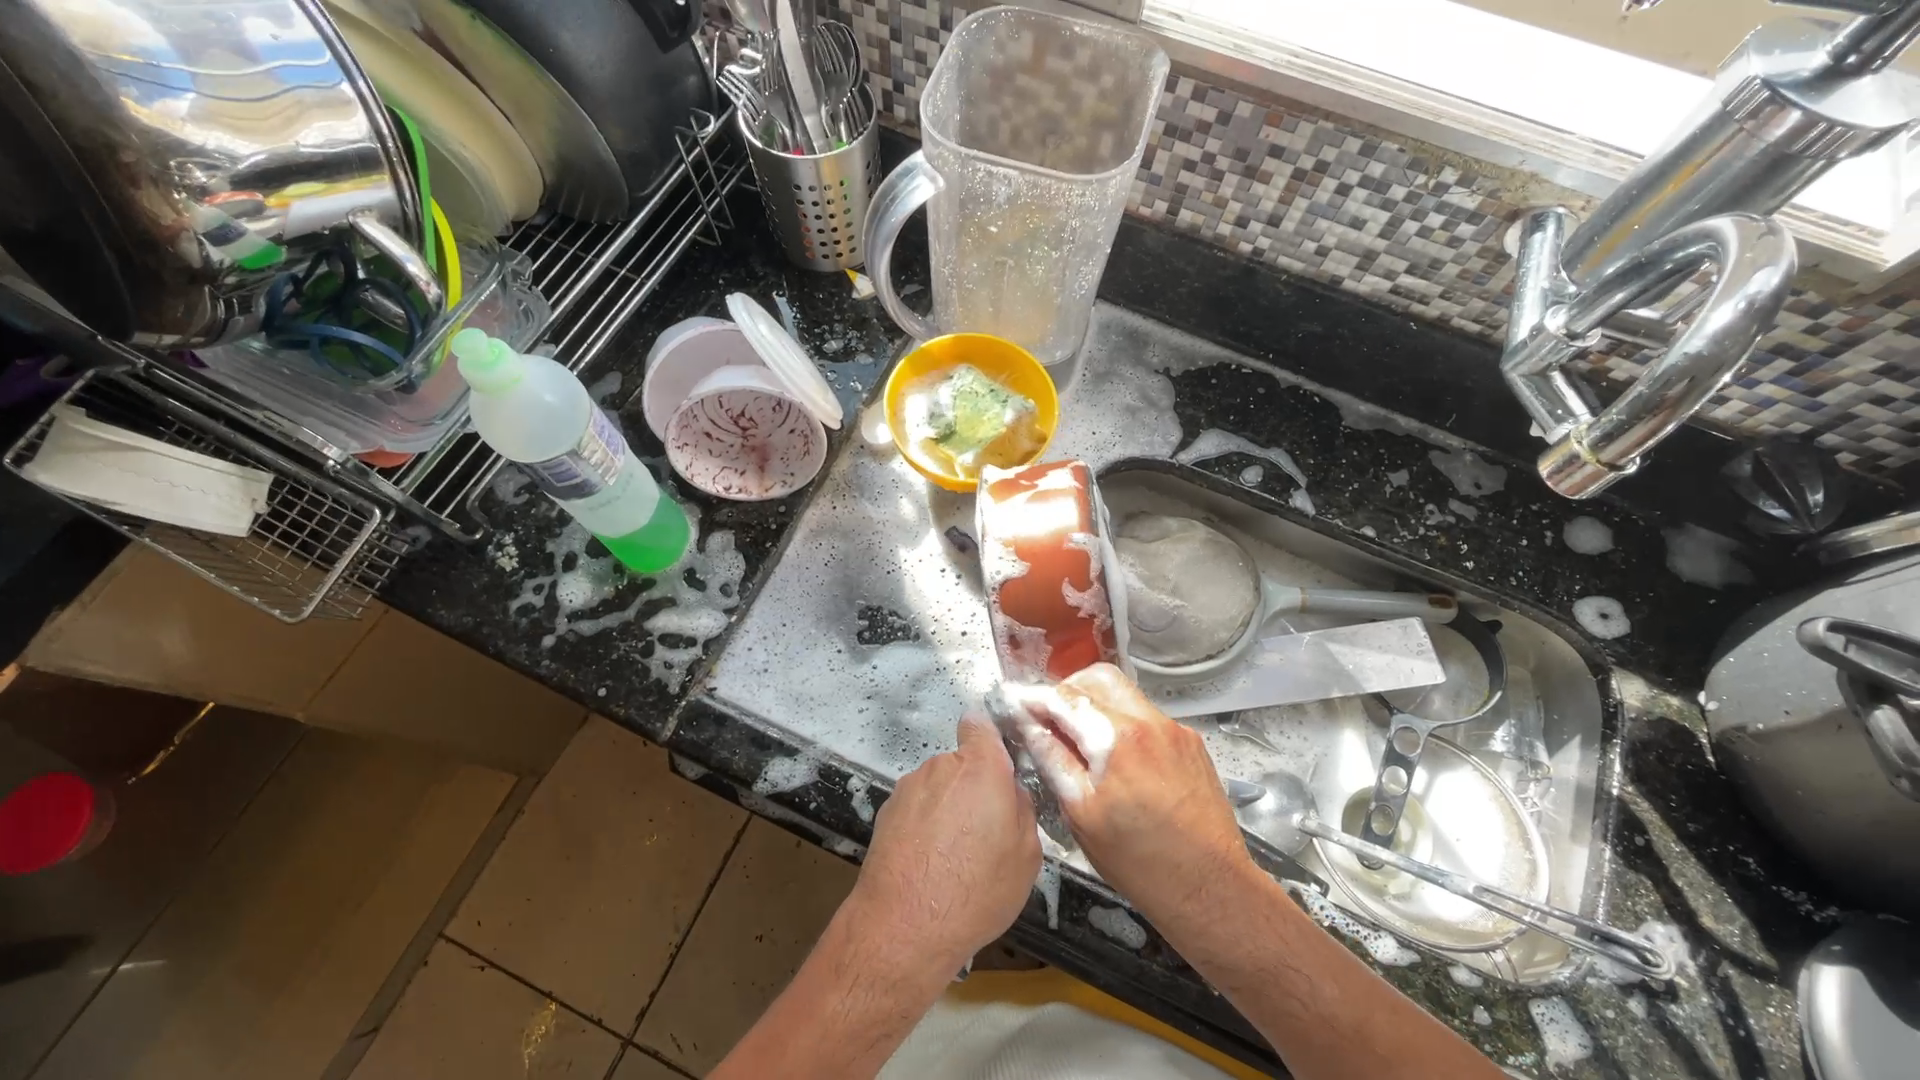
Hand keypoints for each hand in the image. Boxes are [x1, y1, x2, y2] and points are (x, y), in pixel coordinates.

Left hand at [849, 713, 1040, 971]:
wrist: (904, 926)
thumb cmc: (977, 890)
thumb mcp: (1027, 856)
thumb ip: (1022, 810)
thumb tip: (1010, 793)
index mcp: (981, 769)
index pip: (980, 726)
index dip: (989, 741)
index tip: (998, 770)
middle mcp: (941, 767)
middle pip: (961, 764)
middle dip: (973, 789)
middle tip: (983, 832)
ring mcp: (908, 788)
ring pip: (937, 788)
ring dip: (946, 809)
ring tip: (953, 856)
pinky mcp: (885, 812)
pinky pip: (916, 809)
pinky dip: (923, 827)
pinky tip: (928, 864)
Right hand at [1009, 664, 1258, 928]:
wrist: (1209, 887)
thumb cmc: (1141, 862)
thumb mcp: (1081, 813)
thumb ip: (1053, 759)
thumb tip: (1030, 726)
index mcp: (1117, 739)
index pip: (1064, 697)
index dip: (1034, 698)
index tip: (1017, 704)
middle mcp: (1150, 722)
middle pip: (1098, 678)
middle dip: (1067, 691)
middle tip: (1048, 719)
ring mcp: (1174, 730)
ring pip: (1124, 695)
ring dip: (1096, 707)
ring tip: (1081, 744)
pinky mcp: (1190, 744)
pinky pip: (1147, 717)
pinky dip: (1123, 725)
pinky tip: (1116, 761)